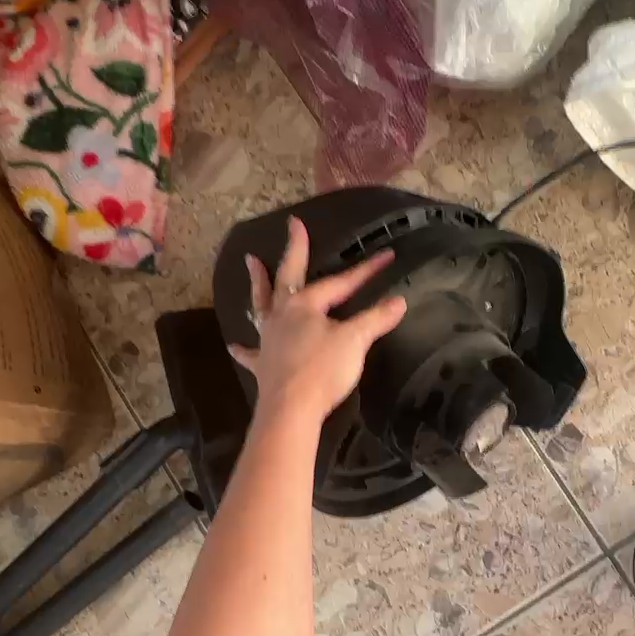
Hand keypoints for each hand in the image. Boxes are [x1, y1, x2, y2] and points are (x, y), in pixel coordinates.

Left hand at [229, 215, 406, 422]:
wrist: (291, 409)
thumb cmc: (323, 370)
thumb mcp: (355, 341)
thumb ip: (376, 320)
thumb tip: (399, 301)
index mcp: (305, 305)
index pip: (340, 283)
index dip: (364, 271)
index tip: (386, 257)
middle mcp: (282, 315)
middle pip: (288, 277)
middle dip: (293, 251)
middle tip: (292, 226)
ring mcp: (268, 339)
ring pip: (262, 304)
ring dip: (257, 283)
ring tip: (251, 263)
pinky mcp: (263, 365)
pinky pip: (250, 352)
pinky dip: (243, 348)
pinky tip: (234, 345)